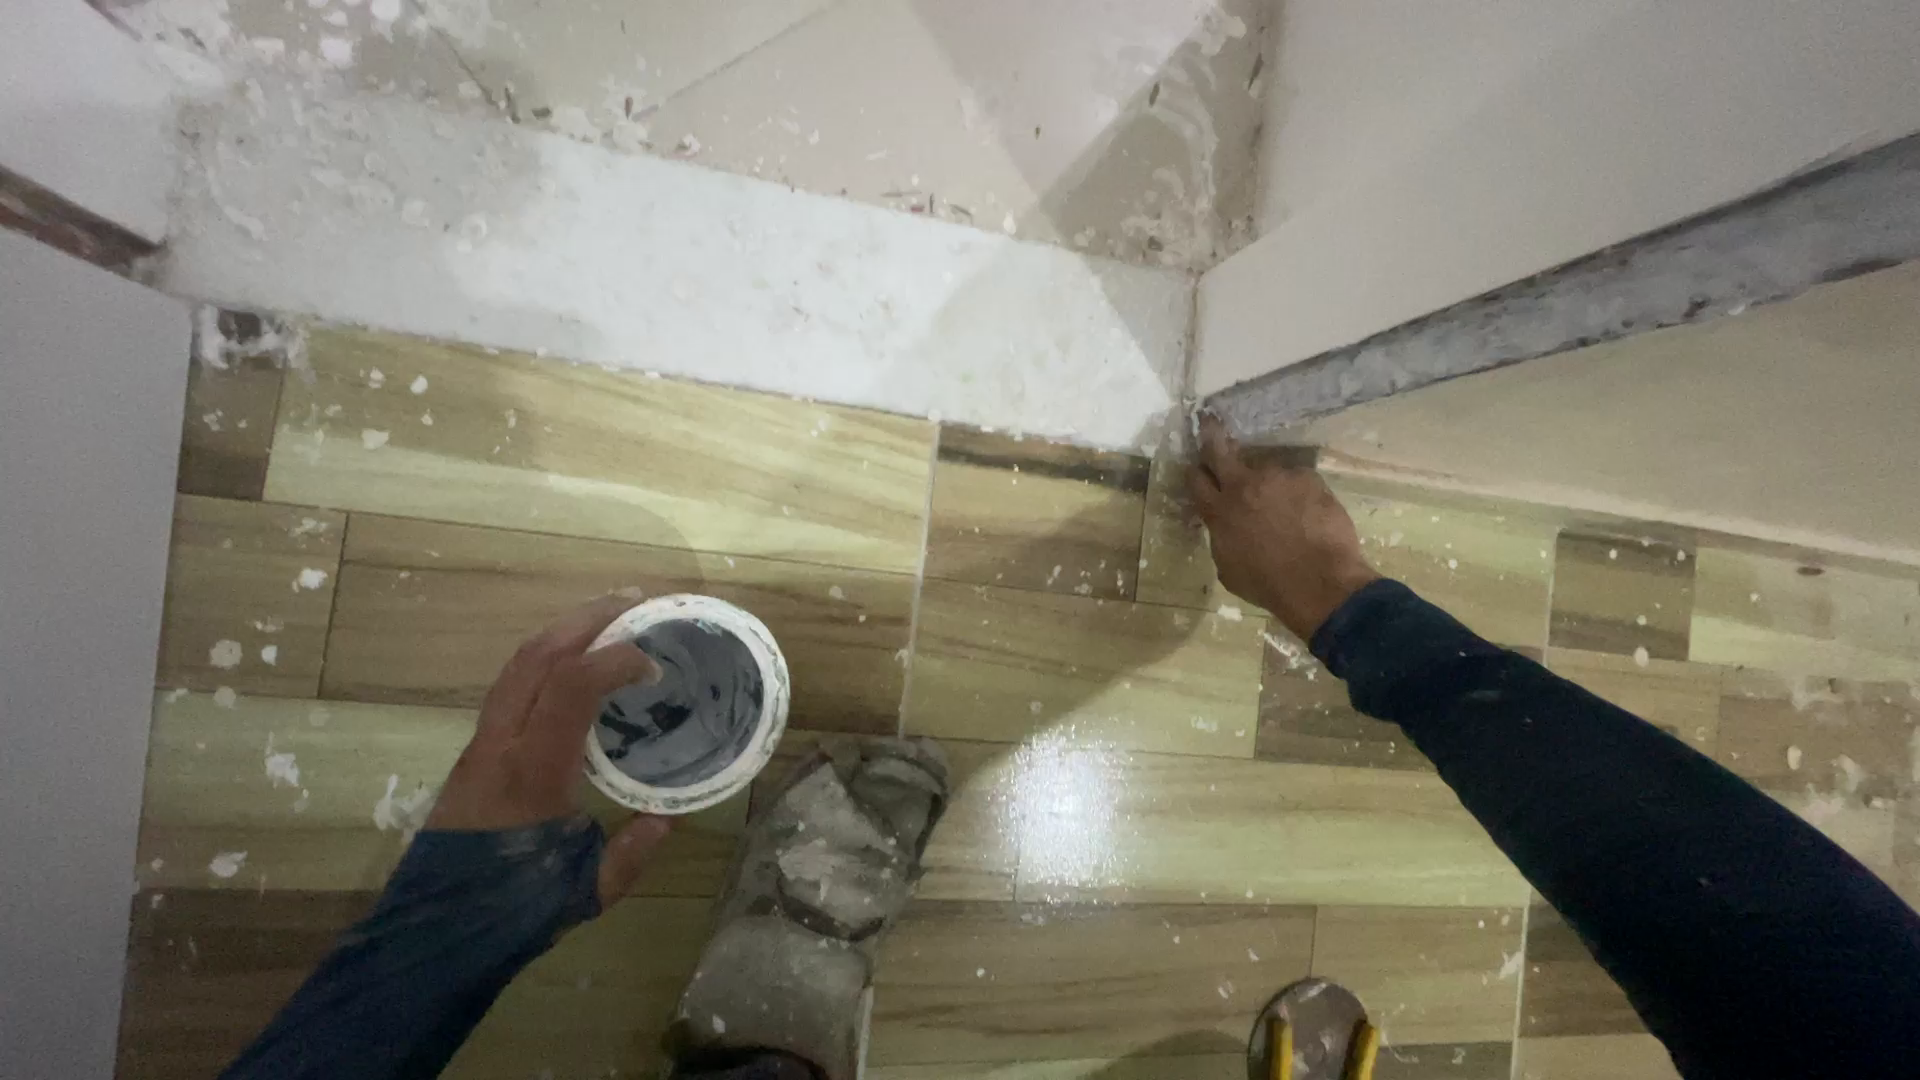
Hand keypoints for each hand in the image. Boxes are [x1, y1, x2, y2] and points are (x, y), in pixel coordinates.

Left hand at [426, 594, 674, 907]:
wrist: (424, 940)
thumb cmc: (507, 915)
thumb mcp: (585, 892)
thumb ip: (633, 852)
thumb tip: (672, 815)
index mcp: (532, 772)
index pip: (571, 688)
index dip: (616, 661)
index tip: (655, 666)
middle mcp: (500, 745)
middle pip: (537, 657)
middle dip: (588, 619)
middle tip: (636, 601)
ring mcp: (482, 744)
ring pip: (518, 664)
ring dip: (565, 630)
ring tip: (609, 616)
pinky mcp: (477, 751)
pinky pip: (513, 683)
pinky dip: (549, 656)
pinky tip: (576, 660)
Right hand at [1187, 414, 1379, 640]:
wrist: (1319, 582)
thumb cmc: (1268, 584)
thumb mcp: (1228, 567)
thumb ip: (1222, 537)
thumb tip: (1226, 526)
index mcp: (1219, 511)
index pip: (1196, 479)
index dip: (1196, 472)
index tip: (1198, 468)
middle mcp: (1243, 486)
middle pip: (1219, 450)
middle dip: (1211, 435)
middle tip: (1209, 422)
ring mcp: (1277, 478)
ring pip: (1266, 471)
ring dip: (1268, 483)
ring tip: (1284, 508)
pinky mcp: (1307, 477)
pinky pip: (1296, 480)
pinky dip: (1298, 493)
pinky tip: (1307, 513)